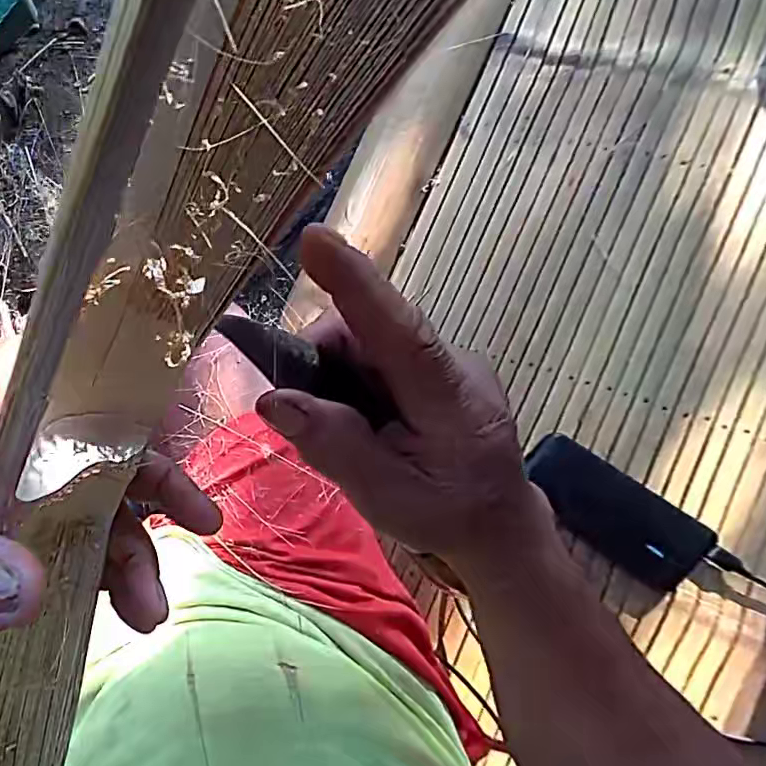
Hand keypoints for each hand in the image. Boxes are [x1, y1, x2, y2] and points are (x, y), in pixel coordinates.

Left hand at [0, 406, 219, 726]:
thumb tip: (27, 578)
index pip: (59, 430)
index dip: (122, 439)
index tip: (175, 479)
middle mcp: (3, 490)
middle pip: (92, 471)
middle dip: (145, 496)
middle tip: (197, 531)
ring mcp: (16, 532)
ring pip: (96, 519)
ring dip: (134, 552)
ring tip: (147, 611)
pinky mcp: (22, 574)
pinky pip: (84, 561)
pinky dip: (115, 579)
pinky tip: (126, 612)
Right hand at [255, 226, 552, 574]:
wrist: (493, 526)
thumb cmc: (443, 515)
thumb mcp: (381, 494)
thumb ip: (331, 444)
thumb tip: (272, 398)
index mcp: (450, 397)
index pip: (399, 329)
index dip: (355, 281)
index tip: (315, 239)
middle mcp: (448, 364)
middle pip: (359, 332)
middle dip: (316, 365)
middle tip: (307, 419)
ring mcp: (439, 362)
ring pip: (355, 343)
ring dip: (326, 379)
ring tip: (341, 432)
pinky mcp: (425, 367)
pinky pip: (364, 355)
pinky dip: (340, 383)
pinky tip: (354, 421)